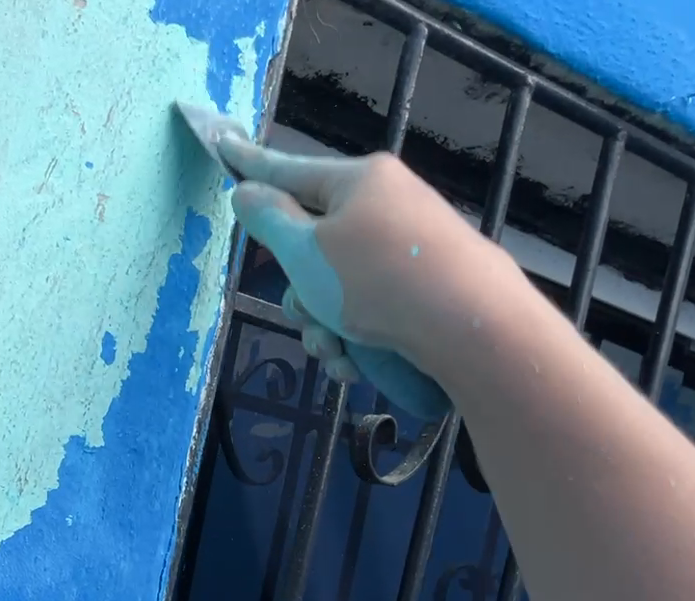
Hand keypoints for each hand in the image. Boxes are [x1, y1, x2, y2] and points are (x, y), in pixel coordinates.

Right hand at [213, 137, 525, 417]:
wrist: (470, 326)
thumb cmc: (377, 279)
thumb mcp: (304, 250)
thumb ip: (268, 219)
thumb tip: (246, 192)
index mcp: (357, 182)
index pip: (288, 170)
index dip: (251, 167)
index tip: (224, 145)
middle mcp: (382, 206)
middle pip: (307, 246)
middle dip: (300, 295)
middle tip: (308, 314)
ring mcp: (402, 245)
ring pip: (330, 287)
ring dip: (321, 326)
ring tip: (336, 349)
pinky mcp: (418, 283)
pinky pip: (361, 307)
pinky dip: (350, 337)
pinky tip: (356, 360)